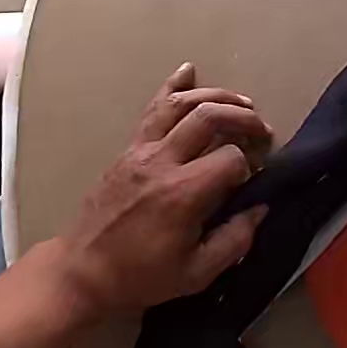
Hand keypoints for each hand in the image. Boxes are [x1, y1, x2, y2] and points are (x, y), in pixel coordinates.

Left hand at [42, 63, 272, 318]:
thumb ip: (234, 240)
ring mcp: (140, 151)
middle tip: (262, 131)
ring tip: (242, 103)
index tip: (251, 182)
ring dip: (215, 96)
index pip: (230, 159)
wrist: (83, 270)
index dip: (249, 166)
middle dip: (243, 118)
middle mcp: (161, 162)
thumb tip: (260, 208)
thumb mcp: (196, 273)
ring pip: (180, 105)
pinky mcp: (128, 149)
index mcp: (181, 194)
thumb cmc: (141, 276)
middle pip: (208, 117)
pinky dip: (172, 87)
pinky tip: (188, 71)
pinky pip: (152, 110)